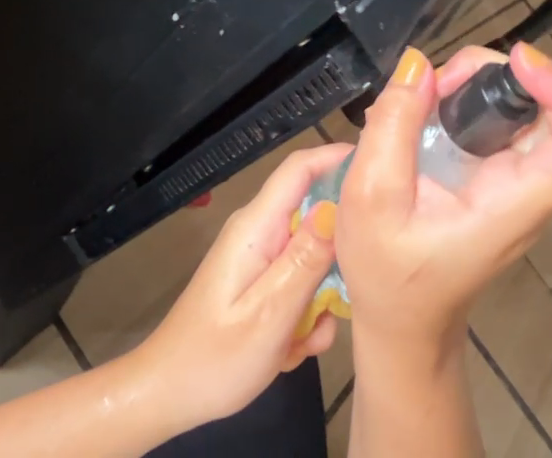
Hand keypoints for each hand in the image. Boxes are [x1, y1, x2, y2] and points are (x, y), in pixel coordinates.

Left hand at [129, 143, 352, 427]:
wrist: (170, 393)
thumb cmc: (215, 358)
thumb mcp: (270, 314)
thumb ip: (306, 260)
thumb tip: (339, 205)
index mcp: (257, 228)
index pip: (300, 168)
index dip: (339, 159)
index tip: (381, 176)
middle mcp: (259, 232)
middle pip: (316, 216)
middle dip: (339, 257)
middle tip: (342, 302)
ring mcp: (259, 257)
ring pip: (314, 259)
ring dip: (320, 300)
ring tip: (304, 340)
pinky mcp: (260, 282)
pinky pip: (299, 284)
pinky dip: (304, 315)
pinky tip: (290, 348)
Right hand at [336, 43, 551, 354]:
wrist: (402, 322)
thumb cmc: (389, 277)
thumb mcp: (370, 198)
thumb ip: (394, 126)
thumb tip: (417, 64)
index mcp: (512, 205)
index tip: (519, 63)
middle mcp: (529, 191)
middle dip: (498, 76)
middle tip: (437, 82)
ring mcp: (517, 184)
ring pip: (526, 110)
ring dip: (476, 85)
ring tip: (419, 98)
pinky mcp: (498, 177)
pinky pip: (500, 122)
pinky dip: (465, 102)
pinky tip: (422, 114)